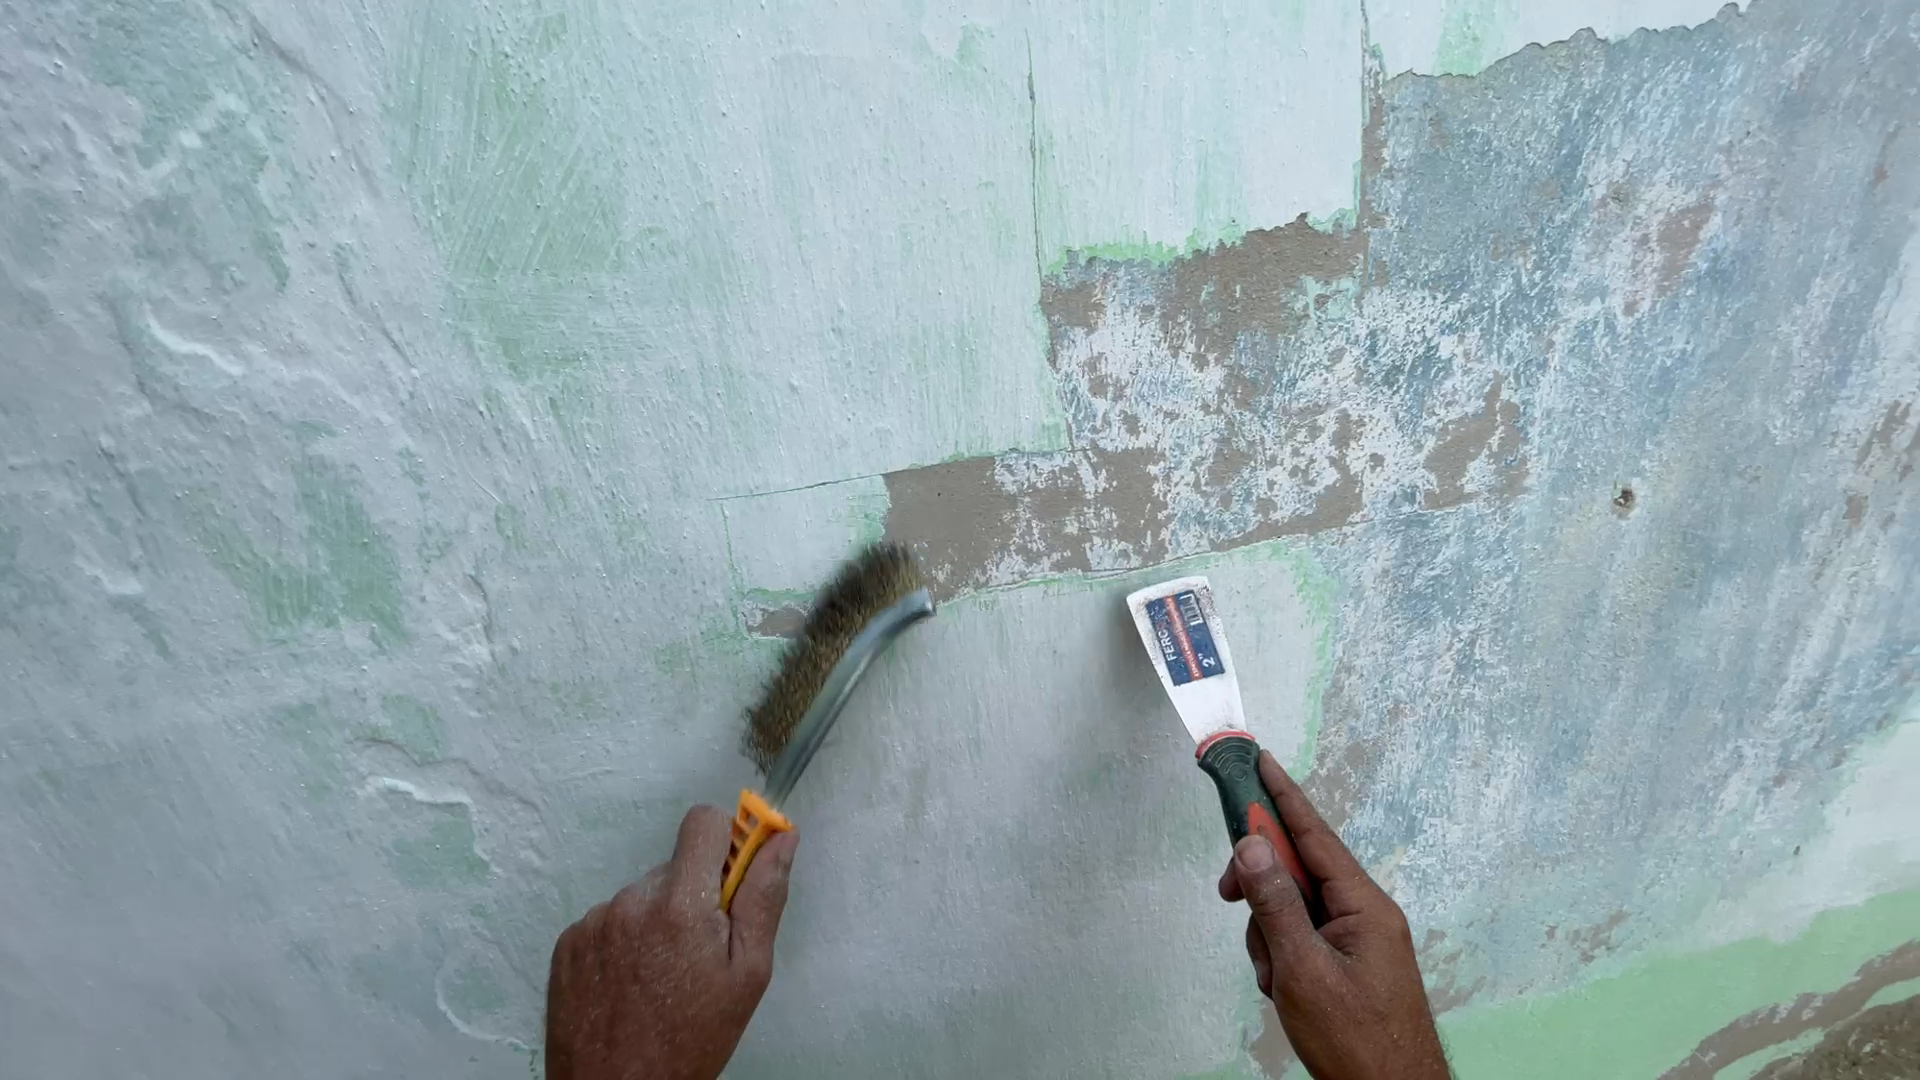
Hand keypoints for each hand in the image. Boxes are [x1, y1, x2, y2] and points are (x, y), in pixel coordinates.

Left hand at [546, 804, 798, 1079]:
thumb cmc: (694, 1037)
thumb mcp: (749, 972)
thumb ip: (765, 895)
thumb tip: (784, 835)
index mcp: (681, 902)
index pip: (705, 820)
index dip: (726, 838)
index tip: (732, 873)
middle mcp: (632, 900)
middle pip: (678, 864)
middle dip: (696, 891)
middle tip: (701, 947)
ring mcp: (594, 921)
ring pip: (645, 892)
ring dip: (660, 916)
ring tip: (664, 971)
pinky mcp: (568, 943)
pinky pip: (611, 917)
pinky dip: (627, 937)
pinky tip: (633, 979)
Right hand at [1217, 752, 1448, 1079]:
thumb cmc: (1355, 1039)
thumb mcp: (1303, 969)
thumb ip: (1274, 902)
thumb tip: (1250, 843)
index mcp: (1363, 904)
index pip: (1315, 833)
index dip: (1283, 794)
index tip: (1260, 759)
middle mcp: (1361, 910)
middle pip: (1297, 868)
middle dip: (1259, 880)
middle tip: (1226, 893)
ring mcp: (1354, 936)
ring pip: (1291, 902)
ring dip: (1267, 930)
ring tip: (1272, 975)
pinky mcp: (1344, 958)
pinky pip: (1299, 931)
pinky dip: (1279, 949)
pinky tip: (1281, 984)